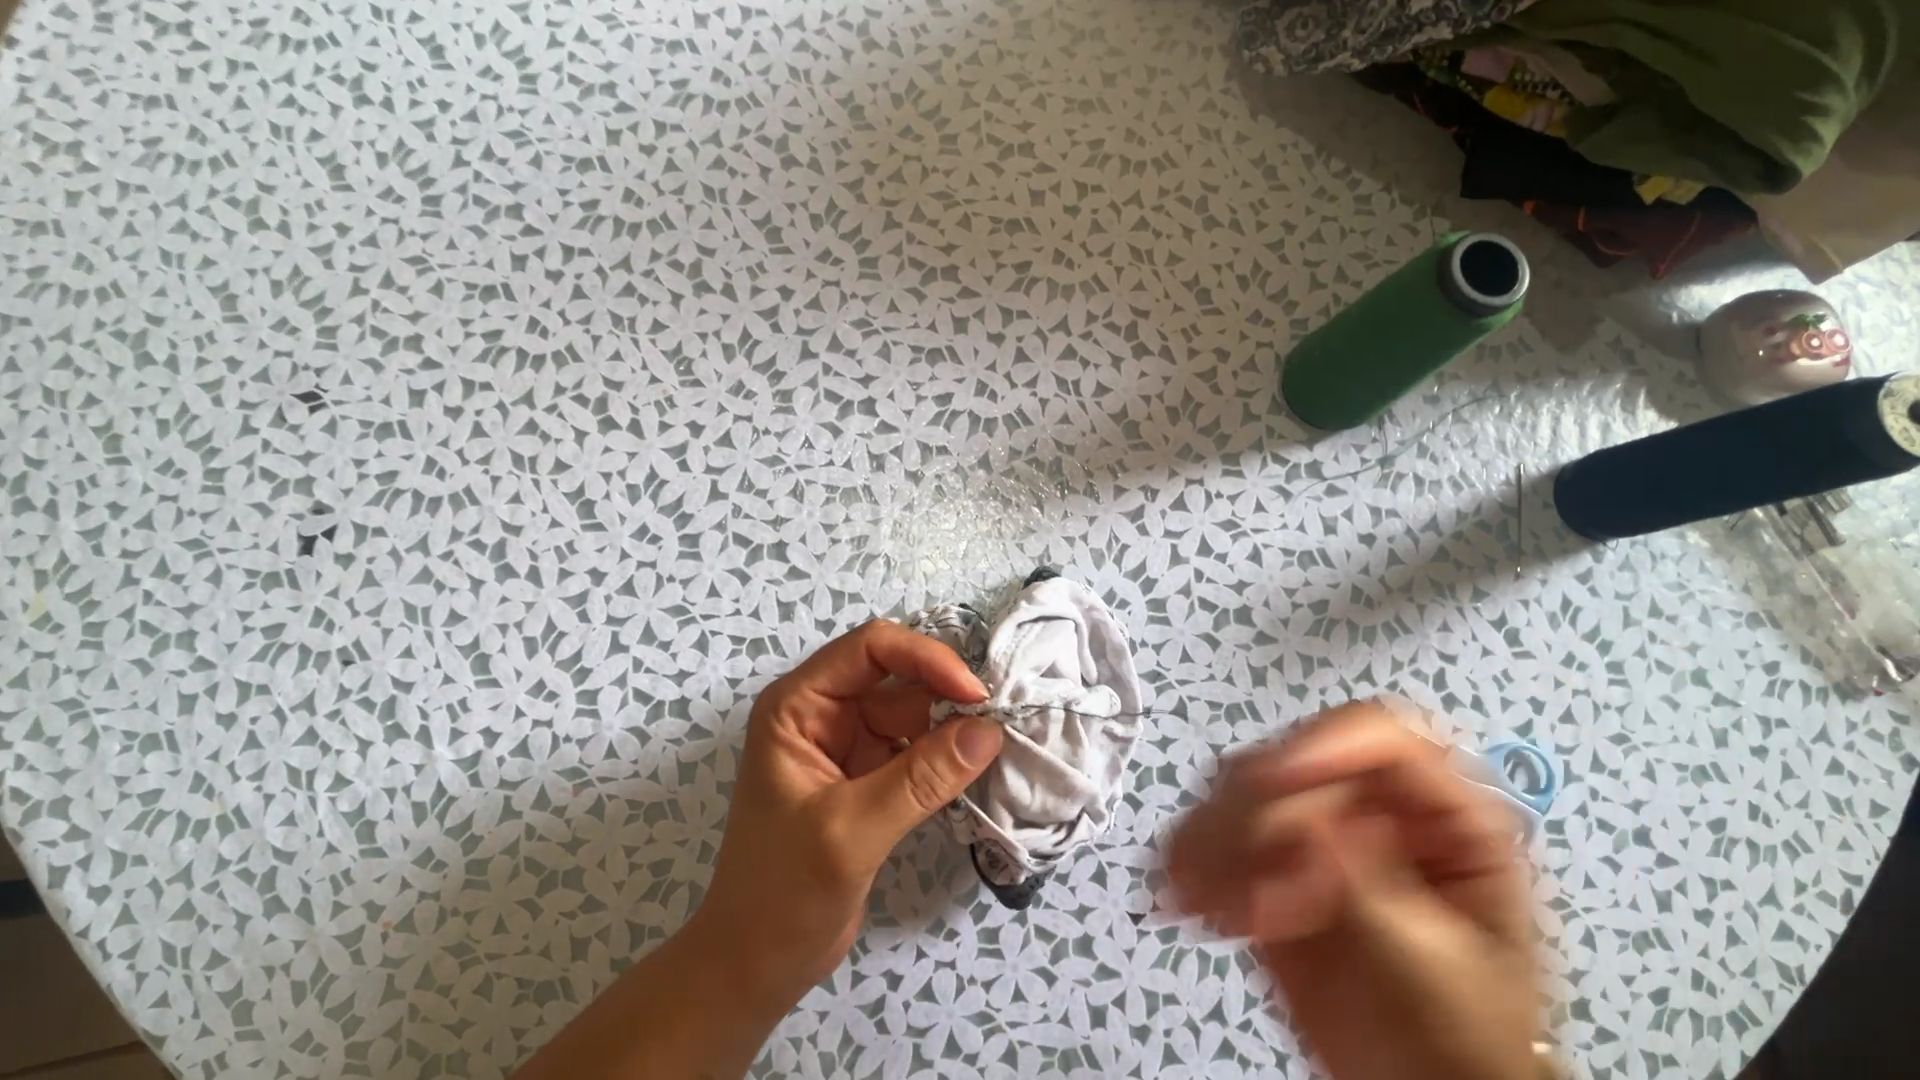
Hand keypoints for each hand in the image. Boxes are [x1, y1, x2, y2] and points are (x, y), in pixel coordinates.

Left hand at [691, 618, 1006, 1007]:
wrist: (756, 963)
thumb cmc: (782, 893)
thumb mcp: (851, 830)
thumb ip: (921, 779)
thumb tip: (989, 731)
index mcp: (797, 706)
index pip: (870, 649)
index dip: (925, 658)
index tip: (975, 695)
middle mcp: (821, 714)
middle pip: (896, 676)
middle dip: (946, 690)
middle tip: (1000, 719)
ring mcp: (846, 746)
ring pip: (913, 712)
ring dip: (953, 724)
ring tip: (1000, 743)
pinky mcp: (868, 779)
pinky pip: (917, 749)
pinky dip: (947, 756)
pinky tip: (977, 768)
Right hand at [1168, 703, 1539, 1079]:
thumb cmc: (1459, 1033)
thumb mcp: (1435, 965)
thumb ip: (1375, 888)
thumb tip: (1318, 823)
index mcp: (1440, 815)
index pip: (1380, 738)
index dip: (1324, 746)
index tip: (1271, 784)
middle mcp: (1370, 806)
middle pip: (1291, 762)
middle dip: (1257, 821)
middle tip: (1258, 905)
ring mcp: (1312, 830)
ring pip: (1238, 790)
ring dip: (1213, 840)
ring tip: (1210, 908)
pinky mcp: (1264, 863)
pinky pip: (1212, 833)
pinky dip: (1190, 858)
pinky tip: (1190, 900)